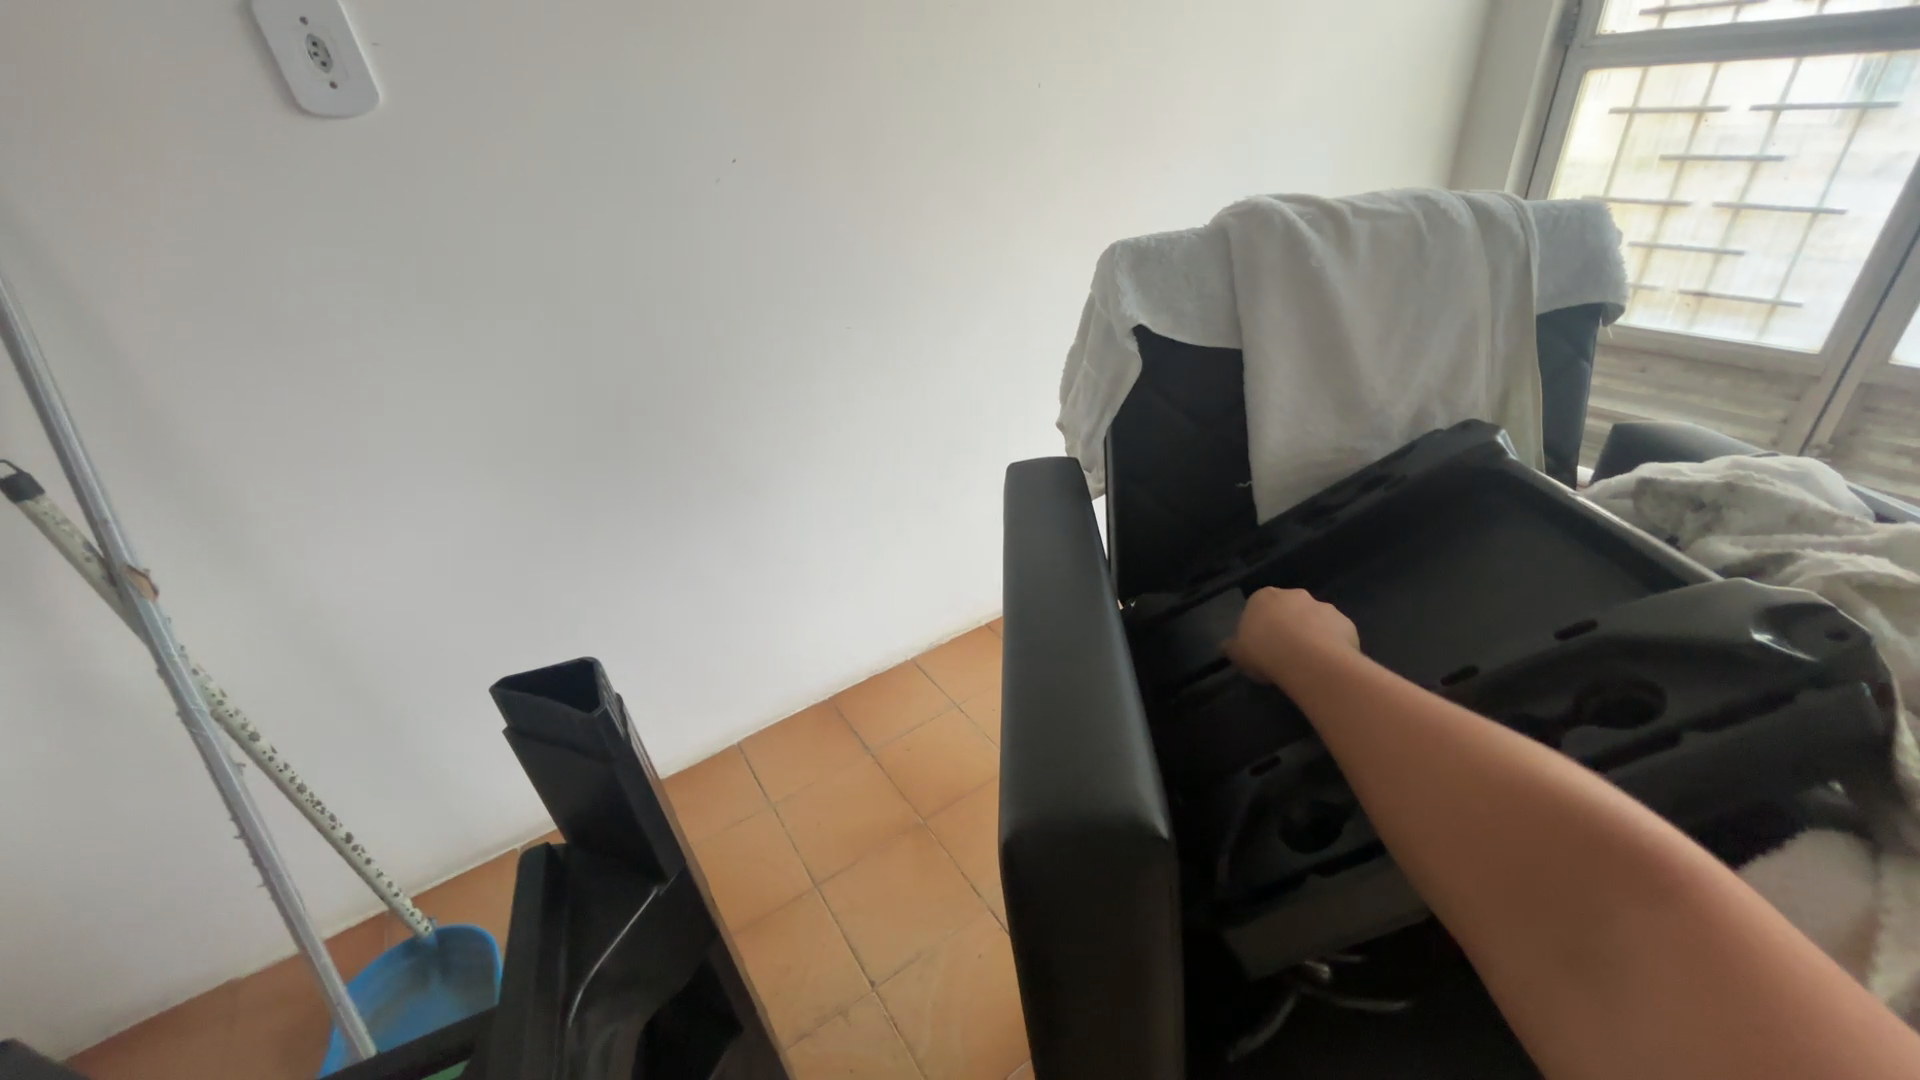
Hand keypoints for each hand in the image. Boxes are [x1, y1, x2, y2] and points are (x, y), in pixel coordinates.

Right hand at [1223, 587, 1360, 687]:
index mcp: (1263, 597)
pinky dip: (1333, 646)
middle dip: (1289, 627)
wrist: (1309, 660)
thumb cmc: (1264, 651)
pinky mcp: (1345, 622)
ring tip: (1308, 663)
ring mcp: (1323, 607)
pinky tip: (1327, 665)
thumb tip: (1226, 646)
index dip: (1261, 627)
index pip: (1259, 607)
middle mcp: (1294, 595)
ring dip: (1312, 635)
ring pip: (1316, 621)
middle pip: (1290, 610)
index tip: (1261, 646)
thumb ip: (1233, 647)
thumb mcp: (1238, 654)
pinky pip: (1336, 634)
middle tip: (1285, 653)